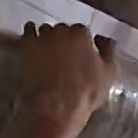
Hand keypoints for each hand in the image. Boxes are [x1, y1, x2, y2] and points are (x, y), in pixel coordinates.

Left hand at [15, 23, 114, 137]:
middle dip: (64, 39)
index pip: (82, 31)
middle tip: (64, 56)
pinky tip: (33, 40)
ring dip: (48, 37)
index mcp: (81, 35)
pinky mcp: (27, 45)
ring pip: (46, 30)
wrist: (56, 108)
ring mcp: (42, 37)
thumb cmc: (86, 92)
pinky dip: (31, 33)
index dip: (82, 43)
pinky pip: (29, 30)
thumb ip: (109, 51)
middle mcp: (61, 30)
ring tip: (48, 52)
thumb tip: (101, 38)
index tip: (80, 53)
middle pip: (63, 30)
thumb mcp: (110, 73)